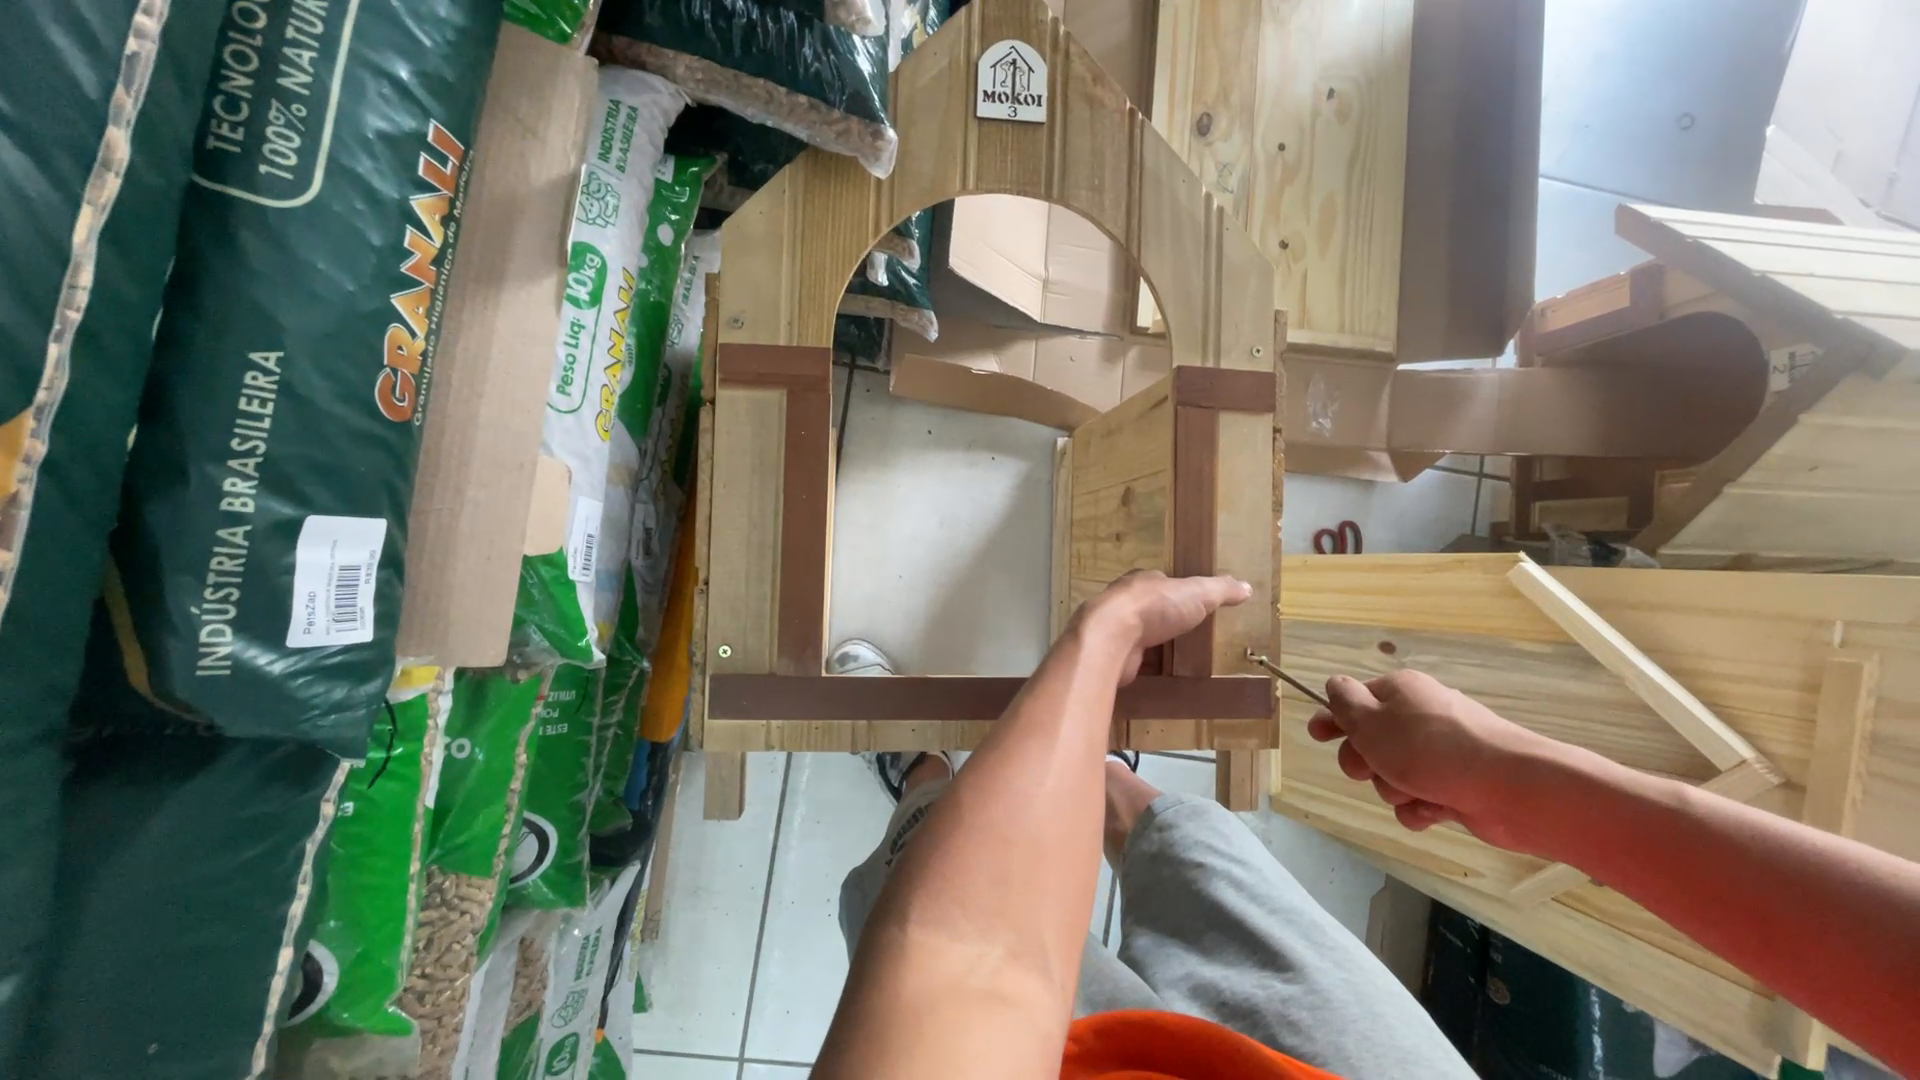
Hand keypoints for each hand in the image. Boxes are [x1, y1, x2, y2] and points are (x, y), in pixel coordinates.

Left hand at [1074, 570, 1252, 684]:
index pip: (1161, 583)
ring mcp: (1114, 630)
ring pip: (1138, 636)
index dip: (1177, 592)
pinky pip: (1133, 662)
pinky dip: (1145, 668)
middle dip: (1165, 621)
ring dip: (1154, 646)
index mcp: (1142, 582)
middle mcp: (1124, 603)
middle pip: (1148, 610)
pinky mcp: (1112, 656)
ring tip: (1178, 659)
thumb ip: (1221, 589)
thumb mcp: (1197, 592)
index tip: (1193, 604)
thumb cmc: (1155, 606)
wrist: (1111, 637)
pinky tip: (1160, 677)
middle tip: (1188, 635)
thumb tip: (1246, 586)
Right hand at [1307, 670, 1564, 851]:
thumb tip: (1336, 685)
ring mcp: (1441, 754)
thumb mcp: (1371, 719)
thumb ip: (1344, 701)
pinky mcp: (1457, 787)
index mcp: (1400, 692)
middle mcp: (1420, 718)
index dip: (1333, 718)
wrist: (1512, 788)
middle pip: (1369, 741)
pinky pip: (1419, 800)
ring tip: (1413, 791)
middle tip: (1369, 768)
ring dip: (1393, 788)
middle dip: (1363, 761)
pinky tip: (1431, 811)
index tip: (1317, 735)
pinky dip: (1419, 808)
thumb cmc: (1430, 749)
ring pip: (1392, 774)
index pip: (1354, 700)